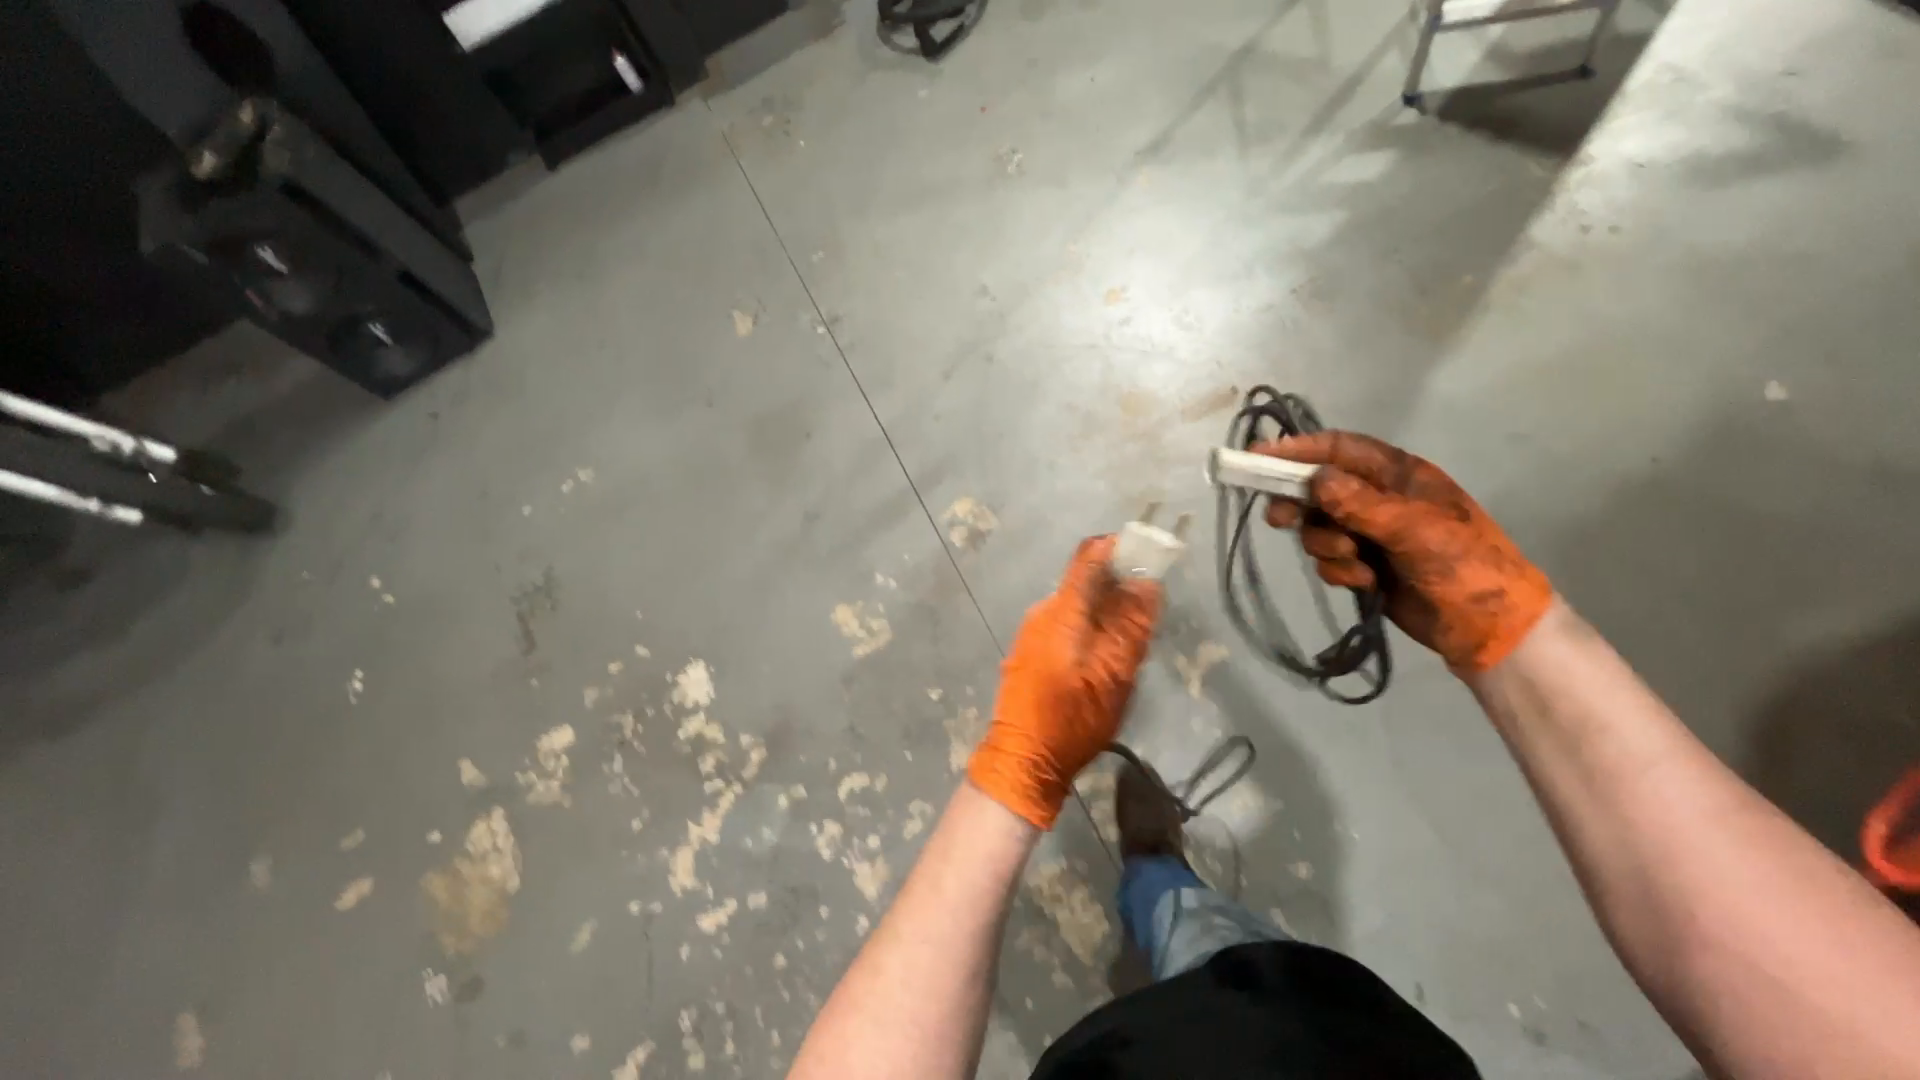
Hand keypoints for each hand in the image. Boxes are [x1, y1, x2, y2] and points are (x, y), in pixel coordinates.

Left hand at [968, 536, 1162, 828]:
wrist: (1020, 761)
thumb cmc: (1070, 720)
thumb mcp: (1113, 678)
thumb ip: (1131, 627)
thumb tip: (1148, 583)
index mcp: (1062, 610)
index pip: (1088, 555)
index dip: (1119, 547)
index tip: (1147, 555)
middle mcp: (1042, 612)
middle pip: (1083, 582)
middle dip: (1117, 588)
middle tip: (1147, 613)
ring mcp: (1030, 632)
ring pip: (1075, 607)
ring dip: (1103, 614)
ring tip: (1129, 644)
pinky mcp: (1028, 652)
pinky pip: (1063, 627)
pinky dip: (1086, 632)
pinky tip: (1101, 662)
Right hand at [1257, 431, 1551, 672]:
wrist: (1487, 626)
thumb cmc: (1463, 565)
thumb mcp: (1414, 529)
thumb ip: (1360, 504)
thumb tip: (1315, 480)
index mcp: (1399, 474)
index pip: (1339, 449)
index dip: (1298, 450)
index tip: (1258, 457)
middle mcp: (1380, 497)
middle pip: (1319, 488)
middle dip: (1300, 504)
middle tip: (1279, 520)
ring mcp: (1371, 533)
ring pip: (1320, 527)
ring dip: (1326, 545)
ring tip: (1354, 561)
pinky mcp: (1365, 565)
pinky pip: (1330, 559)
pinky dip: (1339, 570)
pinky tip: (1364, 582)